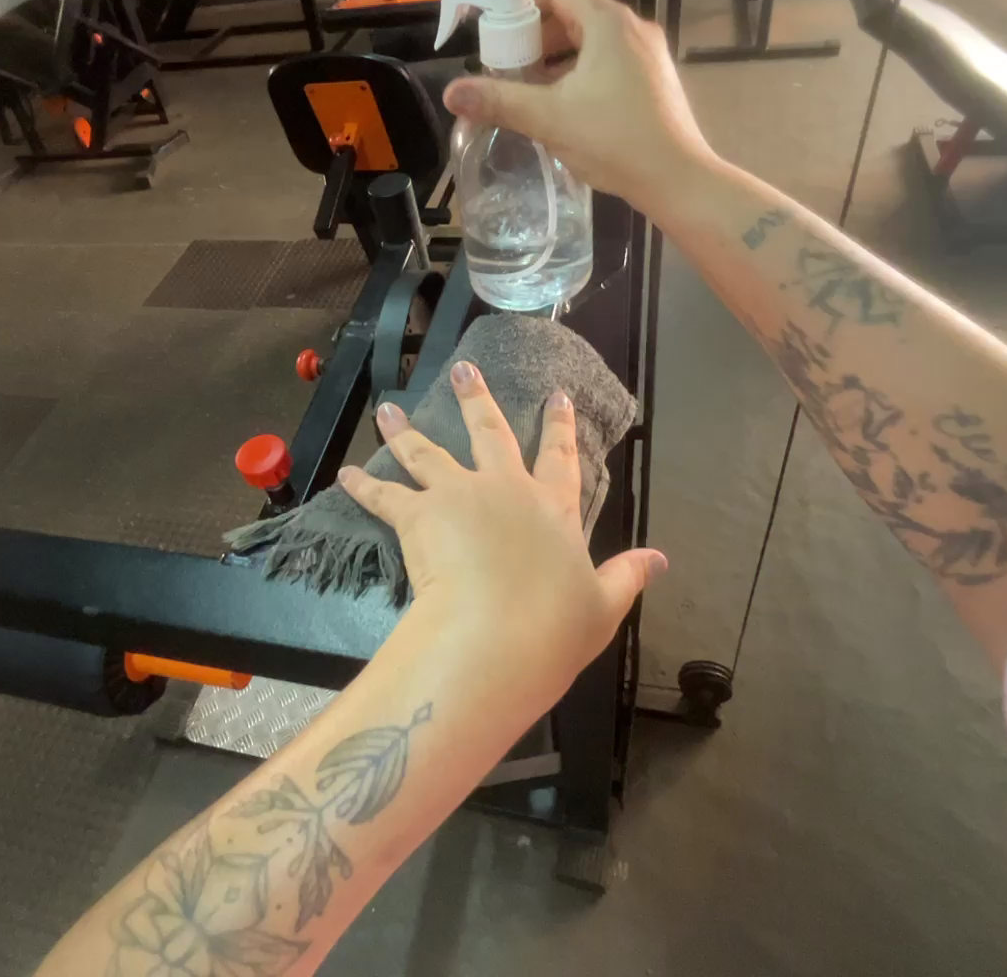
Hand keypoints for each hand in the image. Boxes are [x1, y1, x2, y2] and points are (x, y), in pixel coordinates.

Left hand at [337, 359, 666, 684]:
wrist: (498, 636)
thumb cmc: (554, 627)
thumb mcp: (602, 606)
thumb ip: (628, 576)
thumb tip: (661, 559)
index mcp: (551, 509)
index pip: (560, 459)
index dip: (560, 427)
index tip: (556, 395)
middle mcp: (505, 490)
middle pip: (490, 434)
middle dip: (476, 399)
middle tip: (463, 370)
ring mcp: (459, 495)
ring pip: (428, 452)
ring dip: (405, 431)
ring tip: (388, 410)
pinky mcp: (419, 514)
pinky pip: (384, 495)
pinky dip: (363, 484)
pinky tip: (345, 474)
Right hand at [442, 0, 713, 211]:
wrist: (675, 177)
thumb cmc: (613, 140)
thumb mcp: (549, 119)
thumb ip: (500, 101)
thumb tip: (453, 93)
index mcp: (608, 24)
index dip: (524, 3)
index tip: (498, 31)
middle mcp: (632, 29)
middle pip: (575, 14)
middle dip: (536, 37)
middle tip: (508, 67)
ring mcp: (647, 56)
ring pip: (592, 43)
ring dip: (557, 60)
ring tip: (530, 91)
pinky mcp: (653, 82)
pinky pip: (608, 64)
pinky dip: (580, 75)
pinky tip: (564, 109)